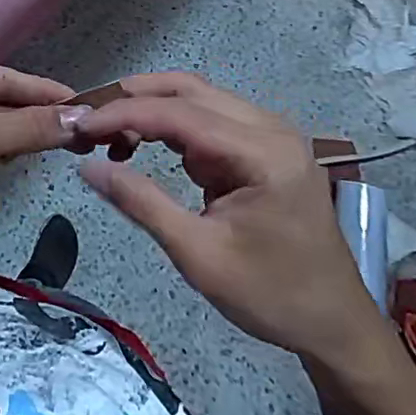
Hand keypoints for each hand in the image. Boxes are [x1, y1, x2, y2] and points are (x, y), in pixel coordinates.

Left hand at [0, 58, 88, 268]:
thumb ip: (33, 125)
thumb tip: (85, 117)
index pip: (5, 77)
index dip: (46, 91)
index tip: (89, 103)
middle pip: (3, 100)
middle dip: (41, 113)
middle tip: (89, 126)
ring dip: (30, 132)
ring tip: (73, 139)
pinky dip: (12, 149)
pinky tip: (37, 152)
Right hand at [73, 73, 378, 361]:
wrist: (336, 324)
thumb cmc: (271, 295)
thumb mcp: (198, 255)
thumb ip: (141, 202)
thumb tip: (87, 167)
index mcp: (263, 153)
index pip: (179, 113)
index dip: (123, 114)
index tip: (80, 127)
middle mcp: (270, 128)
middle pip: (189, 89)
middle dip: (134, 99)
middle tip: (89, 122)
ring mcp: (270, 134)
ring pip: (198, 98)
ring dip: (151, 109)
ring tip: (109, 136)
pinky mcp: (263, 146)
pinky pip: (208, 119)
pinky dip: (171, 126)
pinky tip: (143, 145)